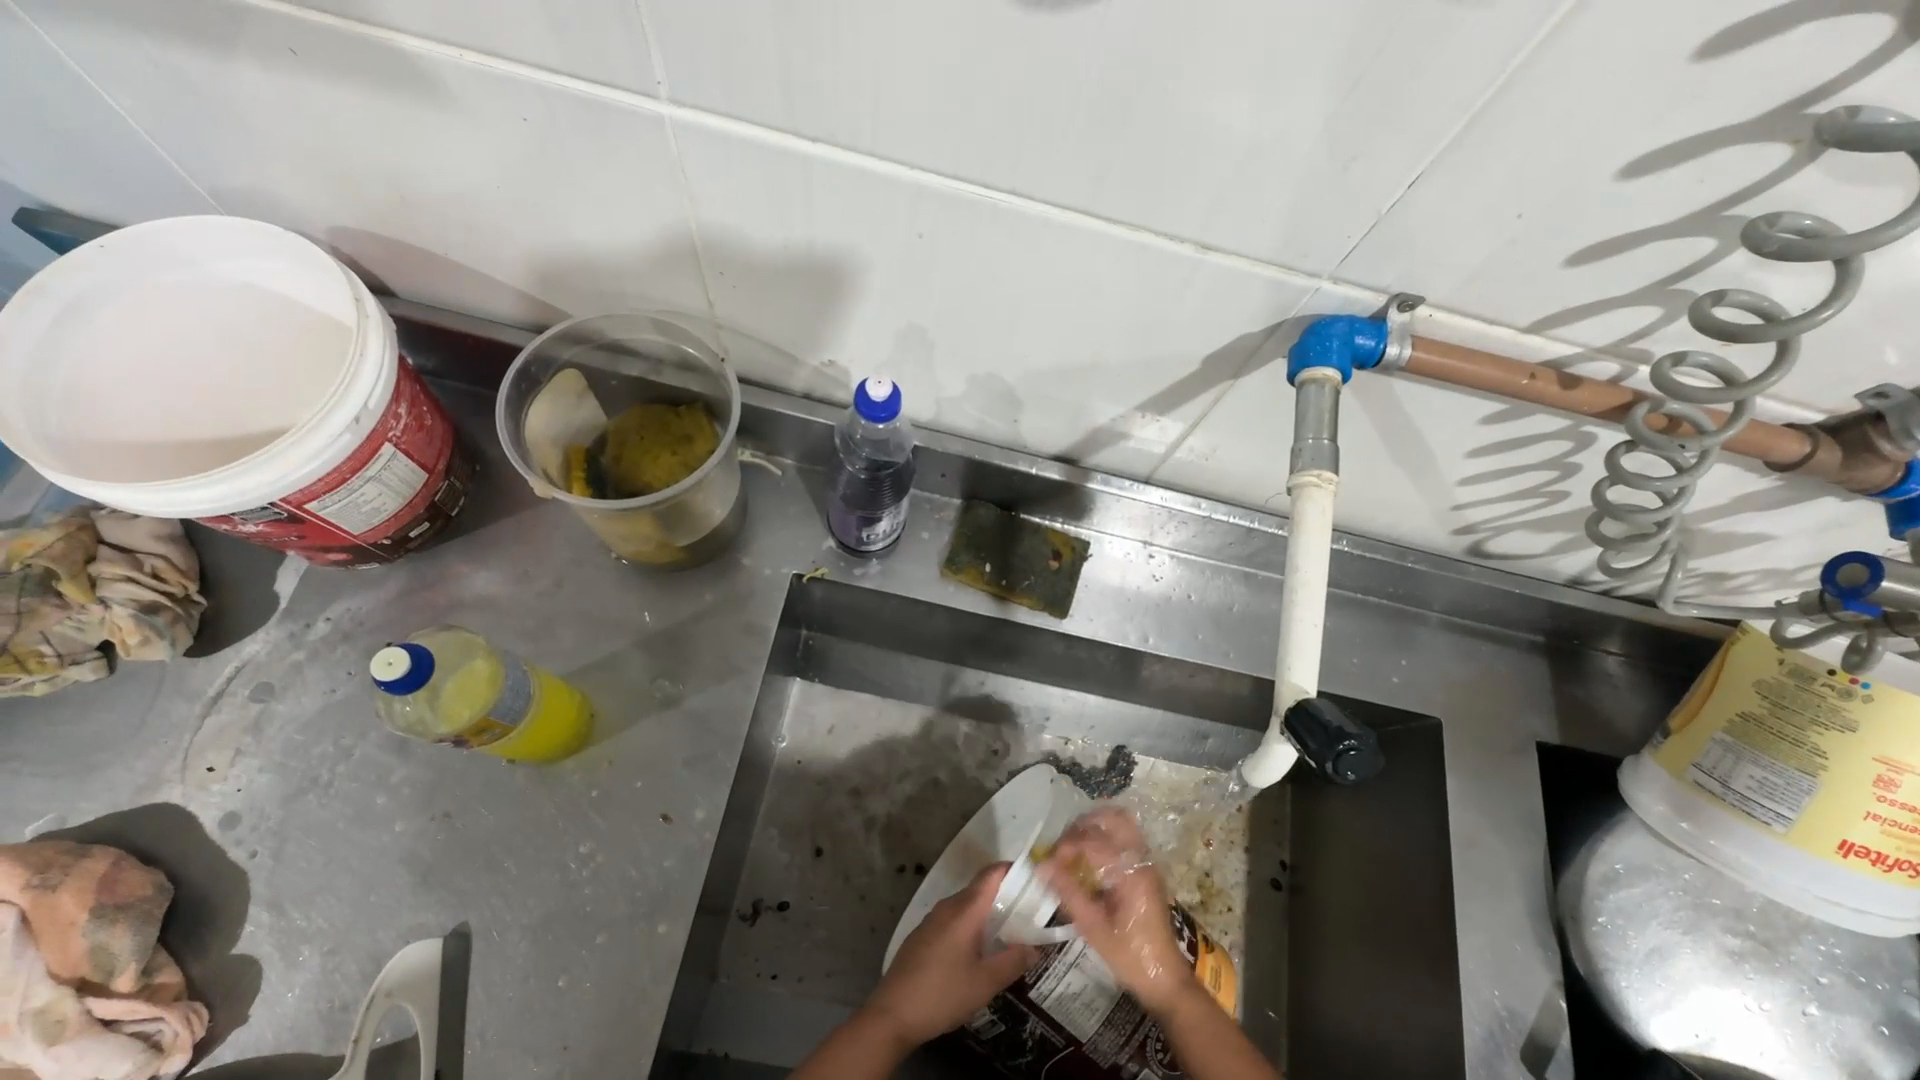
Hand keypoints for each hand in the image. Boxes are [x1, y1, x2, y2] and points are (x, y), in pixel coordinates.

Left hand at [863, 863, 1039, 1046]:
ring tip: (1008, 935)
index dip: (1012, 870)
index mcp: (964, 911)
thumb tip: (1034, 948)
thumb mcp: (985, 983)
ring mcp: (930, 922)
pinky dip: (970, 927)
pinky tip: (977, 952)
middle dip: (1005, 897)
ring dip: (986, 914)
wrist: (891, 1015)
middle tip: (1029, 915)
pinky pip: (952, 921)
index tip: (1033, 879)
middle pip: (979, 890)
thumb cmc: (942, 994)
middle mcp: (947, 908)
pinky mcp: (921, 937)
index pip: (990, 875)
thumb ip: (1013, 961)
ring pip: (965, 907)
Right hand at [1040, 806, 1194, 1013]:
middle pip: (1115, 819)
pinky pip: (1126, 841)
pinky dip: (1106, 841)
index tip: (1048, 862)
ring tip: (1073, 848)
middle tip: (1062, 844)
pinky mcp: (1147, 873)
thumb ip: (1068, 892)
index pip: (1093, 842)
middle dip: (1084, 825)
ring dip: (1096, 829)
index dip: (1066, 847)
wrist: (1165, 979)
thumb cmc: (1129, 956)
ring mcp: (1148, 865)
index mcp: (1131, 872)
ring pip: (1123, 826)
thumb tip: (1042, 866)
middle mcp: (1143, 860)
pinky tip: (1088, 862)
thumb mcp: (1093, 928)